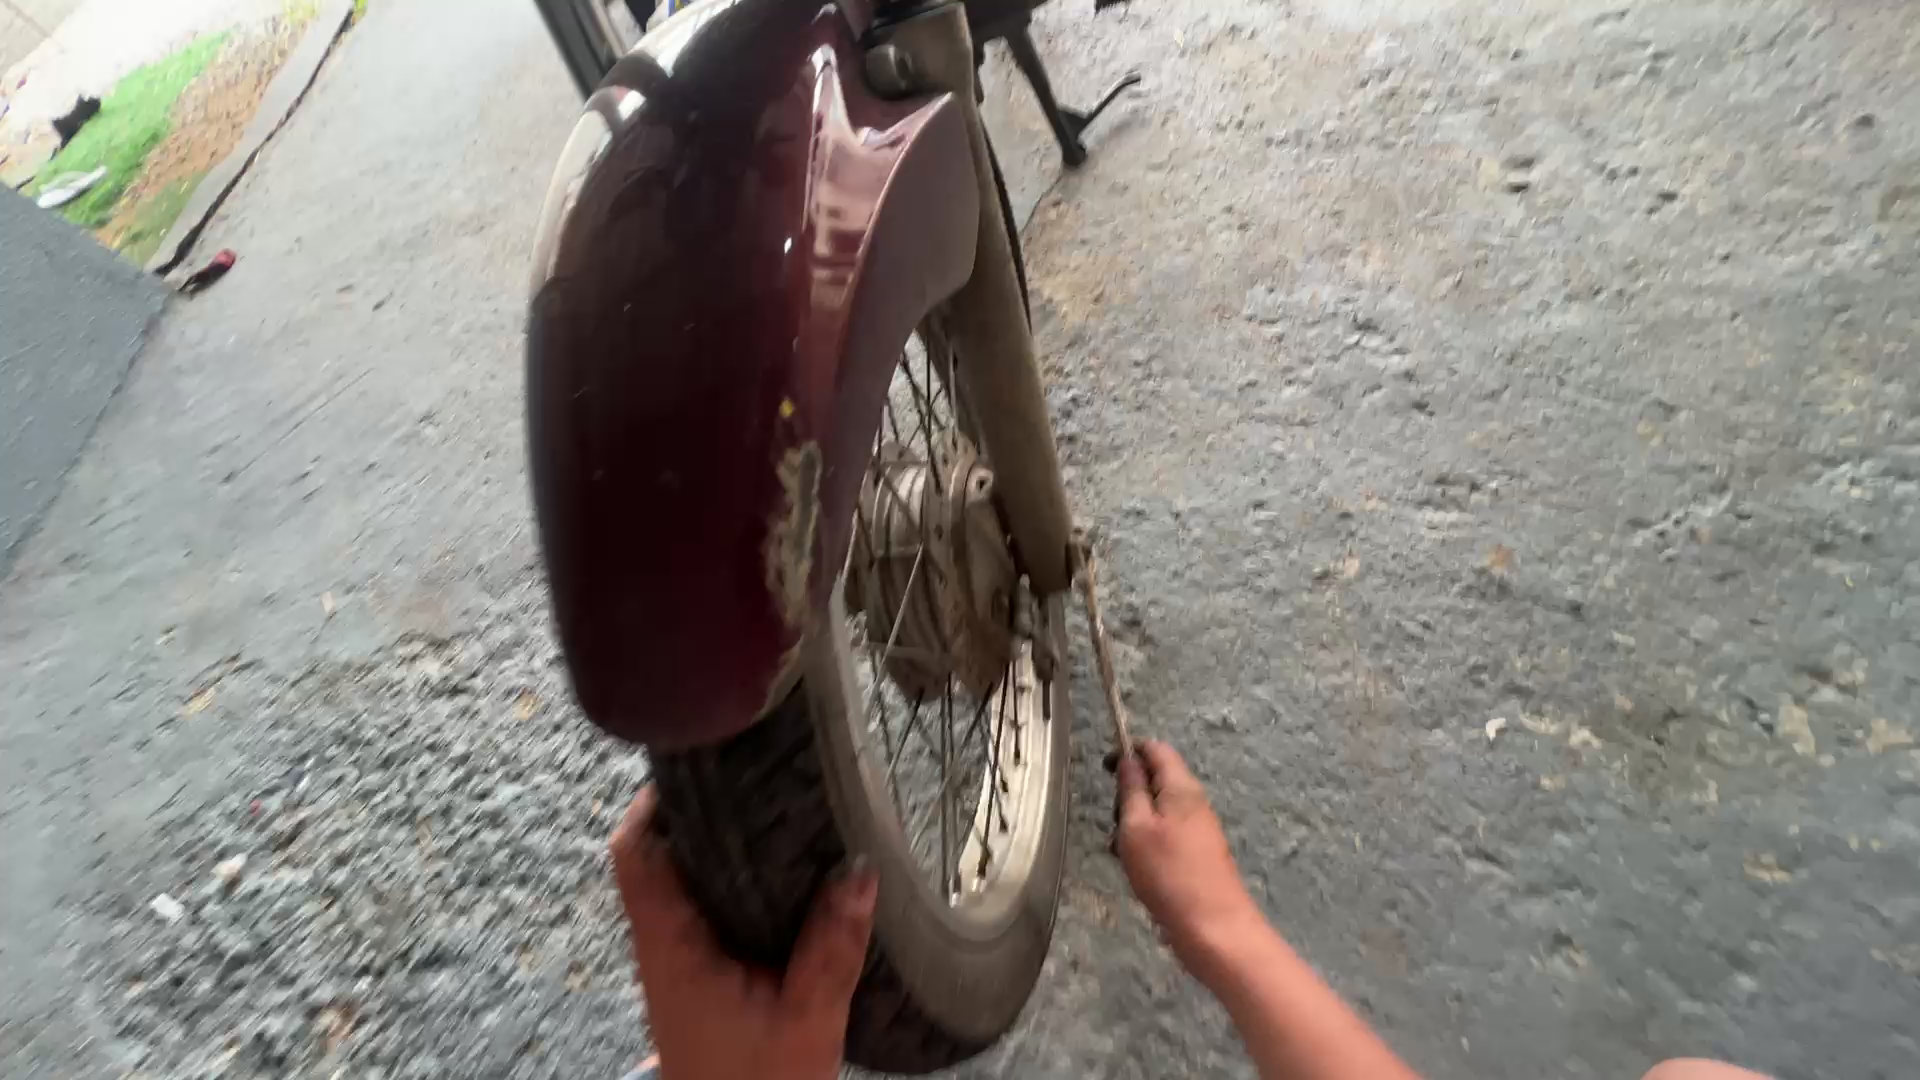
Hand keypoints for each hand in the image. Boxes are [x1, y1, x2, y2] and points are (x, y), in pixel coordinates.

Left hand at [610, 786, 877, 1079]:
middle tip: (754, 762)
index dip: (653, 800)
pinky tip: (784, 857)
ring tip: (775, 795)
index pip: (636, 856)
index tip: (699, 759)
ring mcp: (681, 958)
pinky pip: (709, 899)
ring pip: (684, 875)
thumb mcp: (805, 1022)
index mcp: (672, 948)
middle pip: (659, 852)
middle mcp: (666, 944)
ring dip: (717, 834)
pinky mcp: (703, 971)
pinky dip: (735, 867)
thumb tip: (861, 867)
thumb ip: (830, 947)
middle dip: (697, 804)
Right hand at [1113, 740, 1263, 980]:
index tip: (1106, 771)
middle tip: (1115, 821)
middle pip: (1156, 778)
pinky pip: (1166, 833)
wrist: (1216, 931)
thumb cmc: (1169, 873)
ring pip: (1158, 809)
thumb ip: (1131, 788)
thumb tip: (1128, 759)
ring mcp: (1198, 828)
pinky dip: (1148, 843)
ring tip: (1123, 852)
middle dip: (1129, 793)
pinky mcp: (1198, 853)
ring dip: (1134, 823)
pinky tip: (1139, 870)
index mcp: (1181, 787)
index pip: (1156, 748)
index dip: (1128, 751)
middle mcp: (1194, 801)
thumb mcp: (1136, 826)